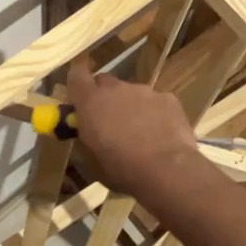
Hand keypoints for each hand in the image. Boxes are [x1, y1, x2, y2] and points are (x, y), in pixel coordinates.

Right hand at [67, 61, 205, 197]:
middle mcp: (116, 89)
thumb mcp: (91, 162)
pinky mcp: (168, 98)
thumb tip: (86, 132)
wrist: (169, 170)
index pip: (76, 75)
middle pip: (105, 83)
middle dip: (104, 97)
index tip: (78, 91)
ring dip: (131, 107)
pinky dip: (155, 114)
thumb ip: (85, 138)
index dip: (77, 79)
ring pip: (132, 94)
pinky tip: (161, 134)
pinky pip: (155, 102)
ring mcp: (144, 91)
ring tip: (140, 133)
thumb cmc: (123, 169)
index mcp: (91, 102)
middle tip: (108, 120)